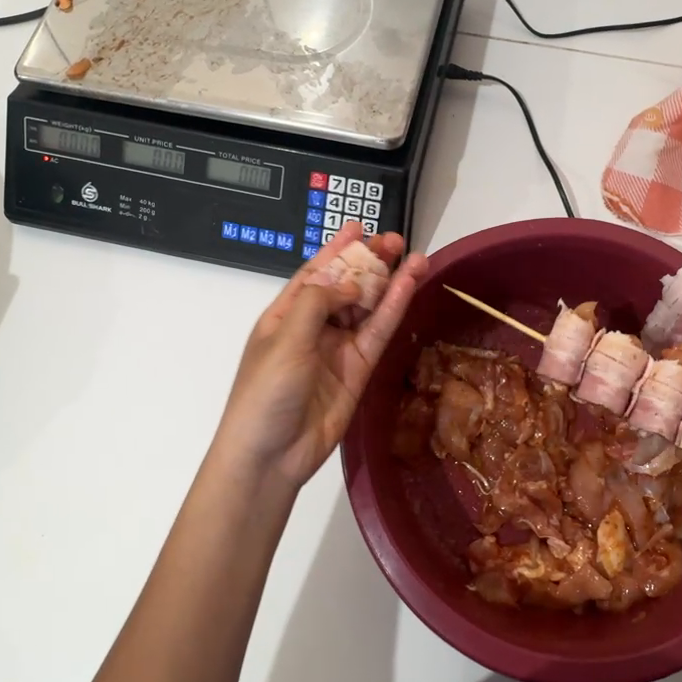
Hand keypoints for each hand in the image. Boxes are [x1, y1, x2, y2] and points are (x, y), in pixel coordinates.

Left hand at [214, 223, 428, 489]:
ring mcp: (337, 348)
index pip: (315, 273)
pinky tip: (410, 285)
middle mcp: (312, 327)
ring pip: (368, 307)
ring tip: (415, 257)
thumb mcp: (285, 338)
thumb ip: (318, 302)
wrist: (271, 455)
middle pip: (347, 286)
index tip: (359, 227)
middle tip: (395, 240)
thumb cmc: (265, 392)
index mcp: (284, 314)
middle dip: (370, 262)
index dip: (337, 249)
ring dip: (390, 282)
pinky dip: (394, 308)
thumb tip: (352, 284)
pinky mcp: (359, 369)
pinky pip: (378, 332)